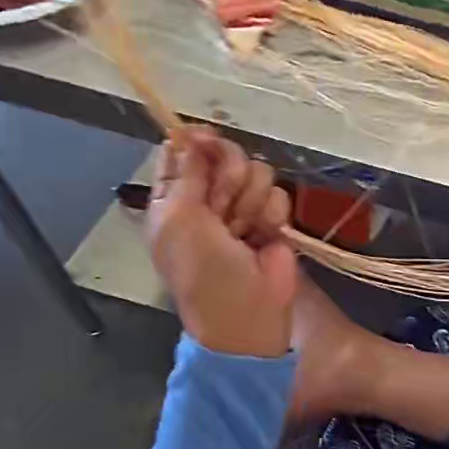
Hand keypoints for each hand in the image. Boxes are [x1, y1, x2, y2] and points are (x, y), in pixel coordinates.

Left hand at [147, 129, 296, 357]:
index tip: (207, 138)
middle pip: (222, 154)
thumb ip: (185, 173)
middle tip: (222, 206)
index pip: (180, 154)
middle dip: (226, 177)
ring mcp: (239, 207)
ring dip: (248, 201)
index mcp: (172, 200)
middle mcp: (205, 199)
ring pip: (254, 170)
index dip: (194, 142)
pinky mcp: (270, 218)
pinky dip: (270, 215)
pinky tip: (265, 237)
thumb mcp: (180, 219)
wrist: (247, 313)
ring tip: (242, 231)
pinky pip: (276, 192)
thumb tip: (188, 134)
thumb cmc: (203, 270)